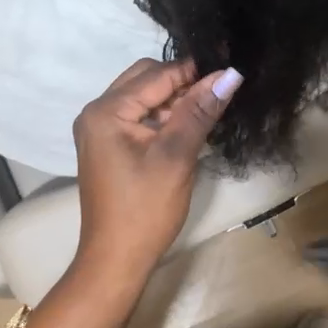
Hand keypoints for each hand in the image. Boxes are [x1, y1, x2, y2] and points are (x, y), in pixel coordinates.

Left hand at [72, 59, 243, 276]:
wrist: (116, 259)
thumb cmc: (145, 209)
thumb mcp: (177, 156)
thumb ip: (200, 110)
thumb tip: (230, 75)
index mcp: (106, 111)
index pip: (157, 74)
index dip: (195, 70)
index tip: (231, 68)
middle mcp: (96, 112)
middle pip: (146, 78)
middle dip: (183, 82)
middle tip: (219, 92)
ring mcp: (99, 129)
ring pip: (144, 97)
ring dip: (174, 100)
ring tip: (208, 109)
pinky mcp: (108, 145)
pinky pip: (138, 116)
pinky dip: (163, 117)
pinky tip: (188, 126)